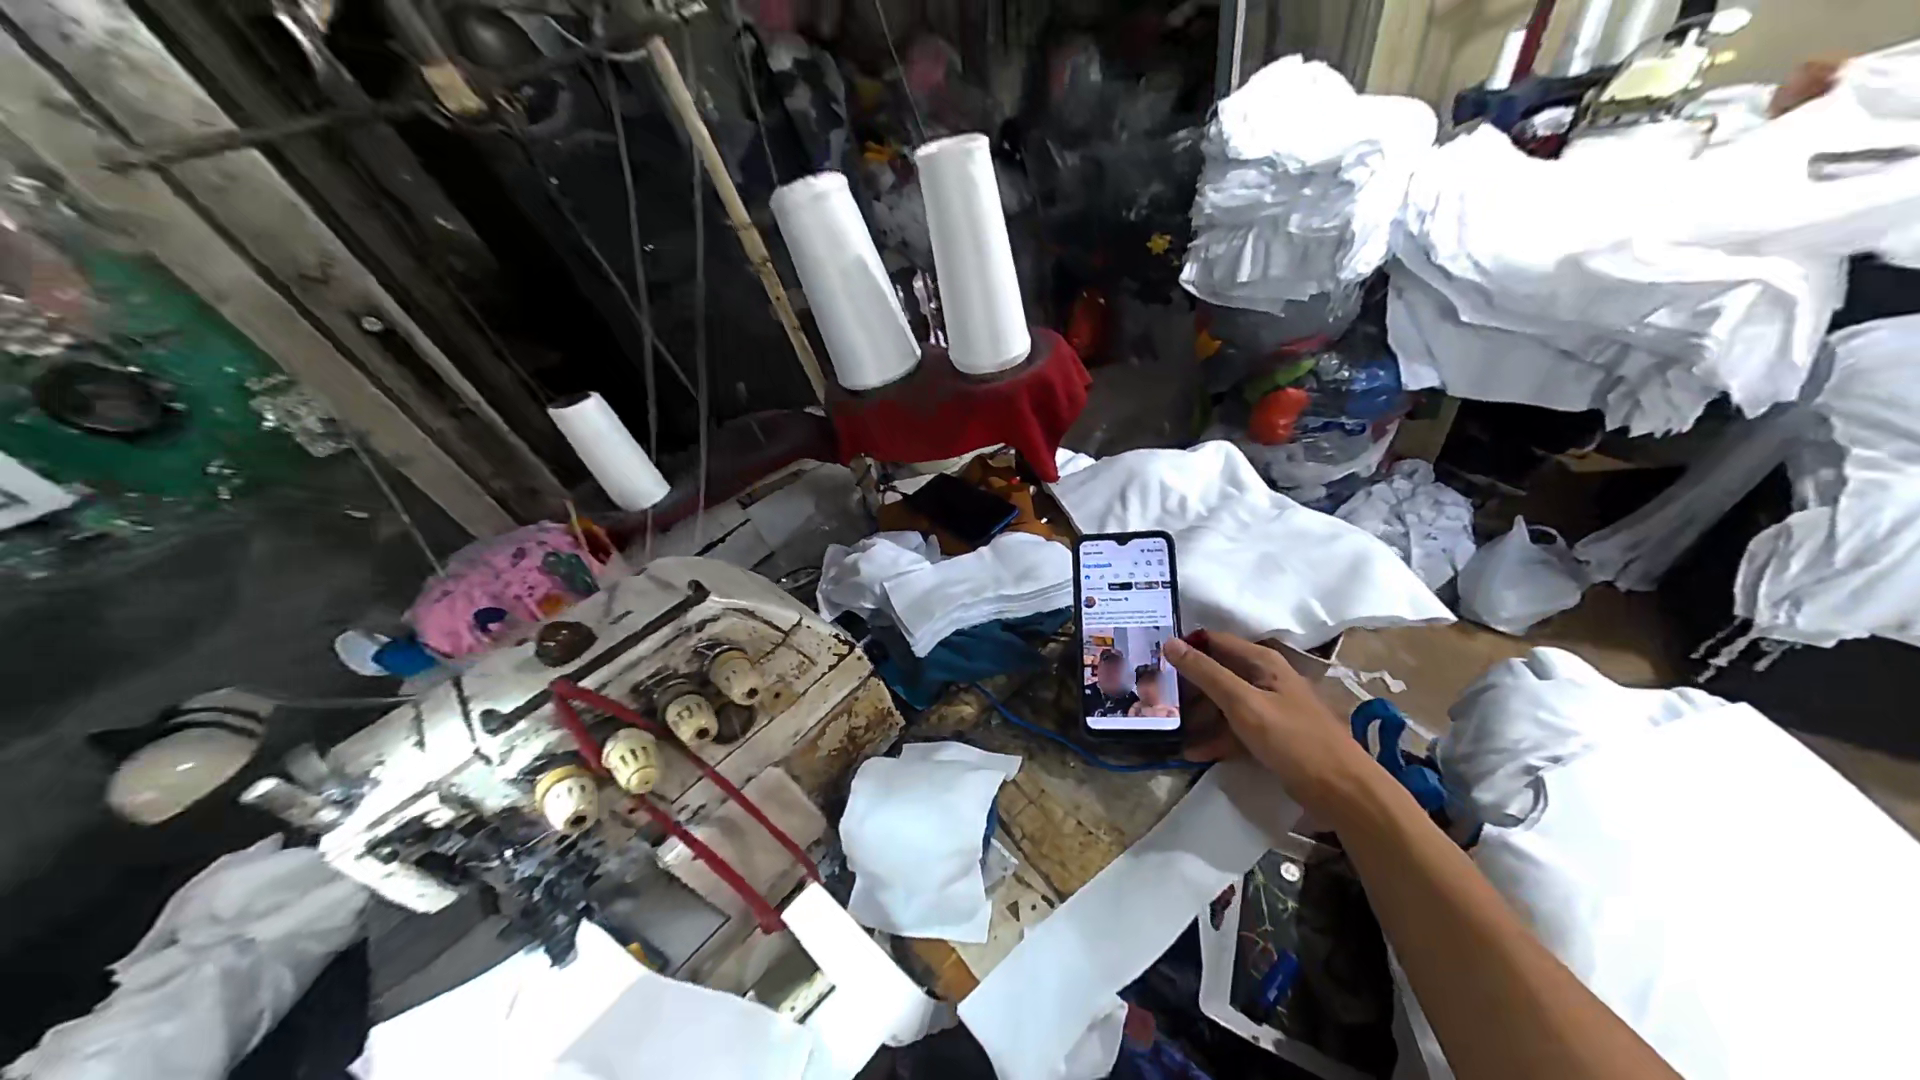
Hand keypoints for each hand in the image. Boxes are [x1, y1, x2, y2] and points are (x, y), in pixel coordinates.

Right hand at [1166, 631, 1377, 819]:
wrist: (1342, 791)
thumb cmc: (1293, 740)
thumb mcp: (1244, 703)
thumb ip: (1206, 673)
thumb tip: (1170, 643)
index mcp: (1262, 662)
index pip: (1213, 642)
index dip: (1185, 648)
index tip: (1152, 660)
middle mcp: (1264, 678)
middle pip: (1216, 673)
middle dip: (1187, 687)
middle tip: (1155, 700)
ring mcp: (1267, 707)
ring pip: (1222, 703)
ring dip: (1197, 716)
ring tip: (1169, 730)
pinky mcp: (1269, 735)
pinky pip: (1234, 728)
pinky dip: (1215, 738)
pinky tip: (1194, 753)